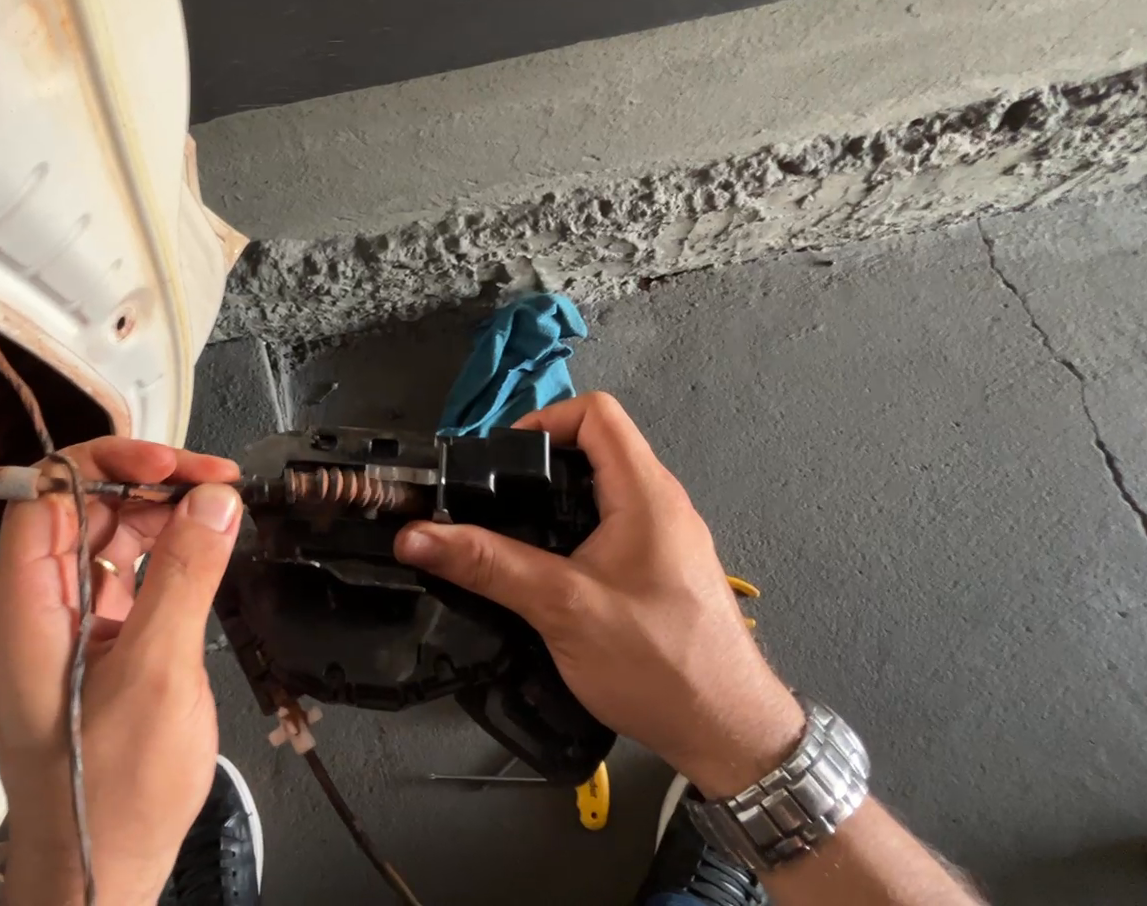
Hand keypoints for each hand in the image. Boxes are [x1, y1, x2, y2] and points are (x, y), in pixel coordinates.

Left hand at [0, 437, 241, 904]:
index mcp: (26, 604)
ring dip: (163, 513)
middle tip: (218, 482)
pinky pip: (131, 571)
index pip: (47, 494)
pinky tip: (205, 545)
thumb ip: (185, 576)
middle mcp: (41, 602)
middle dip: (148, 482)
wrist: (101, 874)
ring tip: (221, 507)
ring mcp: (71, 620)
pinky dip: (168, 550)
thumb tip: (216, 497)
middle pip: (83, 507)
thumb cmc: (113, 789)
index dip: (106, 462)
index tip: (173, 463)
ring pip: (110, 534)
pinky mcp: (102, 639)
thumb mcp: (157, 674)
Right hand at [393, 393, 803, 798]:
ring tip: (508, 531)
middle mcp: (660, 503)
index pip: (597, 412)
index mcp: (645, 492)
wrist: (729, 735)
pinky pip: (610, 525)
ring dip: (552, 500)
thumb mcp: (561, 607)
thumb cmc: (657, 662)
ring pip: (601, 489)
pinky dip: (571, 530)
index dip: (543, 420)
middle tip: (491, 498)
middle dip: (537, 464)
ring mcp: (665, 537)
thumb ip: (487, 565)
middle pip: (595, 446)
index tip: (500, 459)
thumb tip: (417, 536)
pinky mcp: (661, 568)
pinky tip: (544, 569)